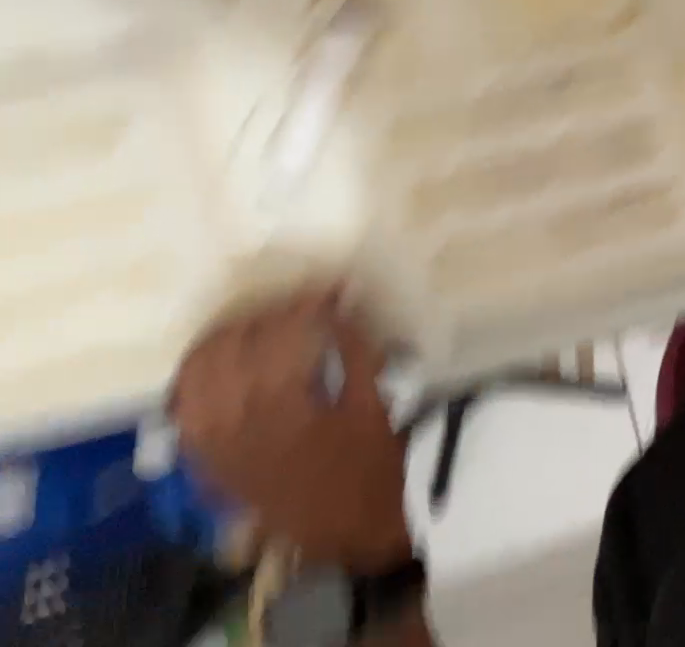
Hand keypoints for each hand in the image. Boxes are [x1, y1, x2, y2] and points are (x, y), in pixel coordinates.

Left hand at [171, 288, 409, 571]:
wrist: (342, 526)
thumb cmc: (370, 464)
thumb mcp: (373, 406)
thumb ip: (355, 353)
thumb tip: (345, 306)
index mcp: (288, 411)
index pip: (285, 340)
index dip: (307, 307)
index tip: (332, 287)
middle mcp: (235, 424)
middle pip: (233, 349)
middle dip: (266, 314)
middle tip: (299, 297)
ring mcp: (209, 440)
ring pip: (197, 371)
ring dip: (226, 336)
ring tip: (259, 316)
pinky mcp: (200, 451)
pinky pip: (182, 401)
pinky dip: (198, 370)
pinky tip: (222, 353)